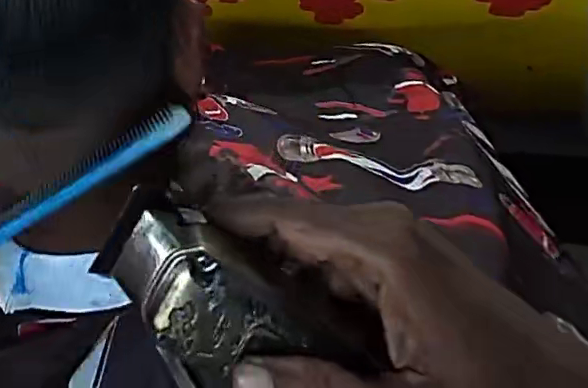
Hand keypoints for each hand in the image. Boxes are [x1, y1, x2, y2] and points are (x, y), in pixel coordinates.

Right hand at [205, 199, 587, 387]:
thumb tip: (236, 374)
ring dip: (273, 263)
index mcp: (378, 244)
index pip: (280, 215)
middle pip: (292, 222)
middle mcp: (382, 225)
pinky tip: (284, 306)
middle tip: (192, 264)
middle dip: (243, 243)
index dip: (226, 217)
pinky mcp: (411, 261)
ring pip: (314, 240)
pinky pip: (342, 258)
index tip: (176, 222)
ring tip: (223, 284)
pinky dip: (308, 278)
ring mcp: (400, 240)